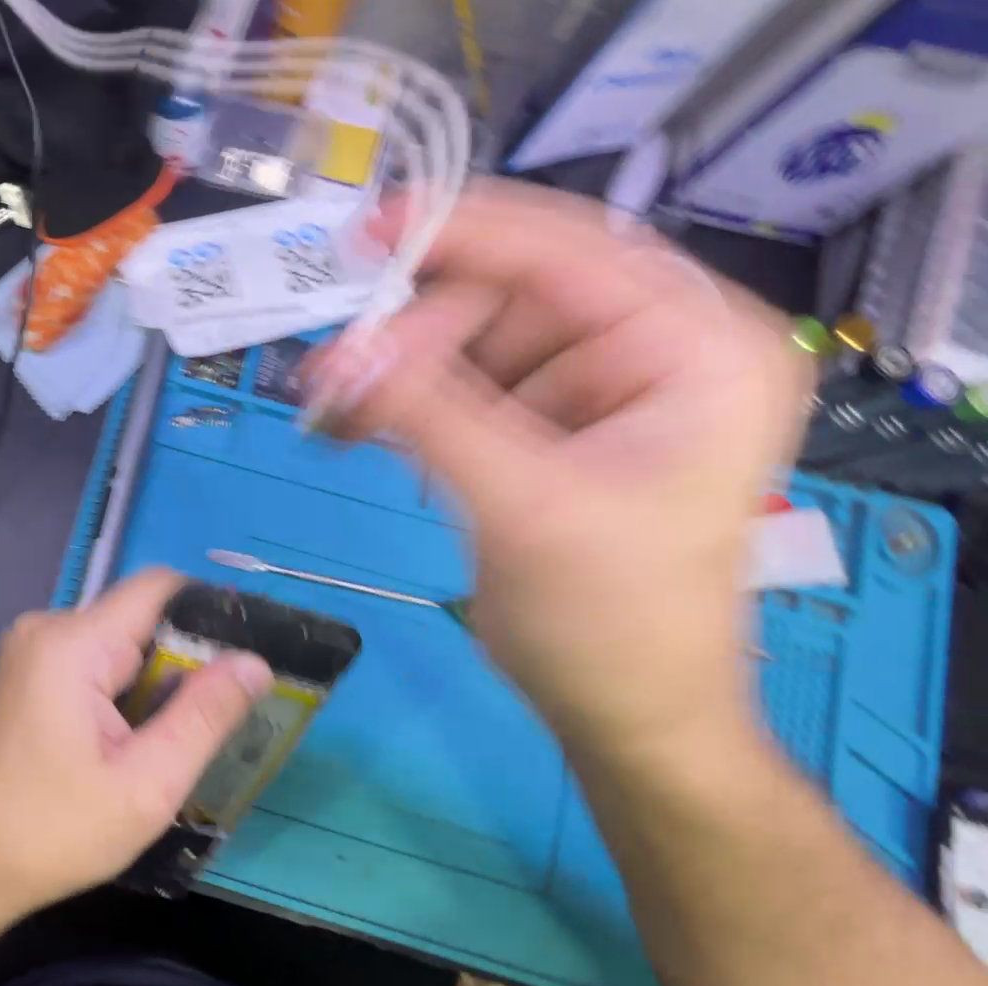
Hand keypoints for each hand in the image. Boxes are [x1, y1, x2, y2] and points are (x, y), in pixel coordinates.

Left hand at [0, 569, 271, 941]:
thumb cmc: (59, 832)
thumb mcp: (148, 784)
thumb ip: (205, 715)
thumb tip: (255, 660)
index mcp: (70, 644)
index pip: (157, 588)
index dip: (209, 613)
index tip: (243, 659)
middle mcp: (45, 628)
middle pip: (139, 615)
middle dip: (182, 659)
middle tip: (210, 719)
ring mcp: (31, 648)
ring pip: (120, 639)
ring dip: (154, 679)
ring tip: (169, 736)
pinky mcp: (29, 670)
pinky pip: (95, 658)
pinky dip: (125, 687)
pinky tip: (131, 736)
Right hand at [300, 182, 809, 756]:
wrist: (625, 714)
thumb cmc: (609, 619)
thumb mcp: (523, 507)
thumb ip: (430, 417)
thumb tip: (338, 358)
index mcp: (692, 349)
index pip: (570, 253)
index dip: (463, 233)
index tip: (366, 232)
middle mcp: (646, 353)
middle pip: (506, 301)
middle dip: (412, 336)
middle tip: (333, 376)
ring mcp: (589, 394)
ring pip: (469, 347)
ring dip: (394, 375)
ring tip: (331, 414)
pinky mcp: (540, 433)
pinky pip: (457, 394)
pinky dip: (401, 406)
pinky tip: (354, 429)